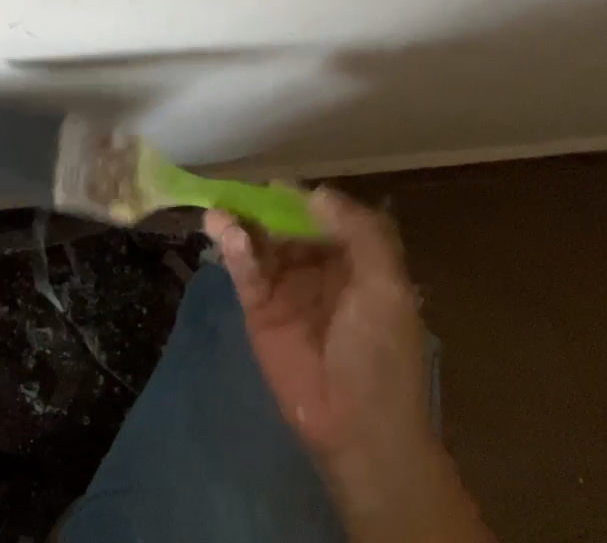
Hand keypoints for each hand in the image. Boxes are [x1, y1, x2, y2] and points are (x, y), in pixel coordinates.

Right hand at [206, 189, 493, 542]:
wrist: (357, 425)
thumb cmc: (381, 355)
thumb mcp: (387, 288)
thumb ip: (361, 234)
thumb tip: (314, 192)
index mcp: (355, 260)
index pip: (323, 215)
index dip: (300, 197)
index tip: (275, 182)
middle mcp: (318, 267)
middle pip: (284, 224)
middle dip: (262, 206)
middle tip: (234, 190)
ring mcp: (285, 287)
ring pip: (259, 243)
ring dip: (241, 224)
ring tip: (220, 212)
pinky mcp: (257, 307)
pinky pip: (244, 270)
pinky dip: (234, 249)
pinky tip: (225, 233)